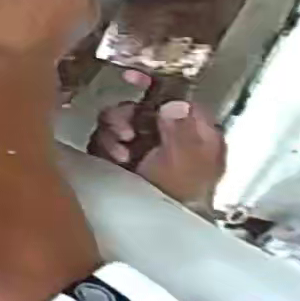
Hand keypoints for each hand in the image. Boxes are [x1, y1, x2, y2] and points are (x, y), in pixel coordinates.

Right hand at [93, 73, 226, 207]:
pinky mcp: (119, 153)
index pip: (177, 97)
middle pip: (139, 107)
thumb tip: (176, 102)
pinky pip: (103, 135)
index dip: (156, 85)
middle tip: (124, 134)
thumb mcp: (184, 163)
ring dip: (111, 133)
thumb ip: (182, 133)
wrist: (152, 224)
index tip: (131, 76)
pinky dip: (103, 144)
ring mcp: (143, 145)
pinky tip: (110, 159)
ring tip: (118, 153)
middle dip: (124, 117)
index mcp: (196, 132)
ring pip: (117, 120)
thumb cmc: (176, 193)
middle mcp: (169, 134)